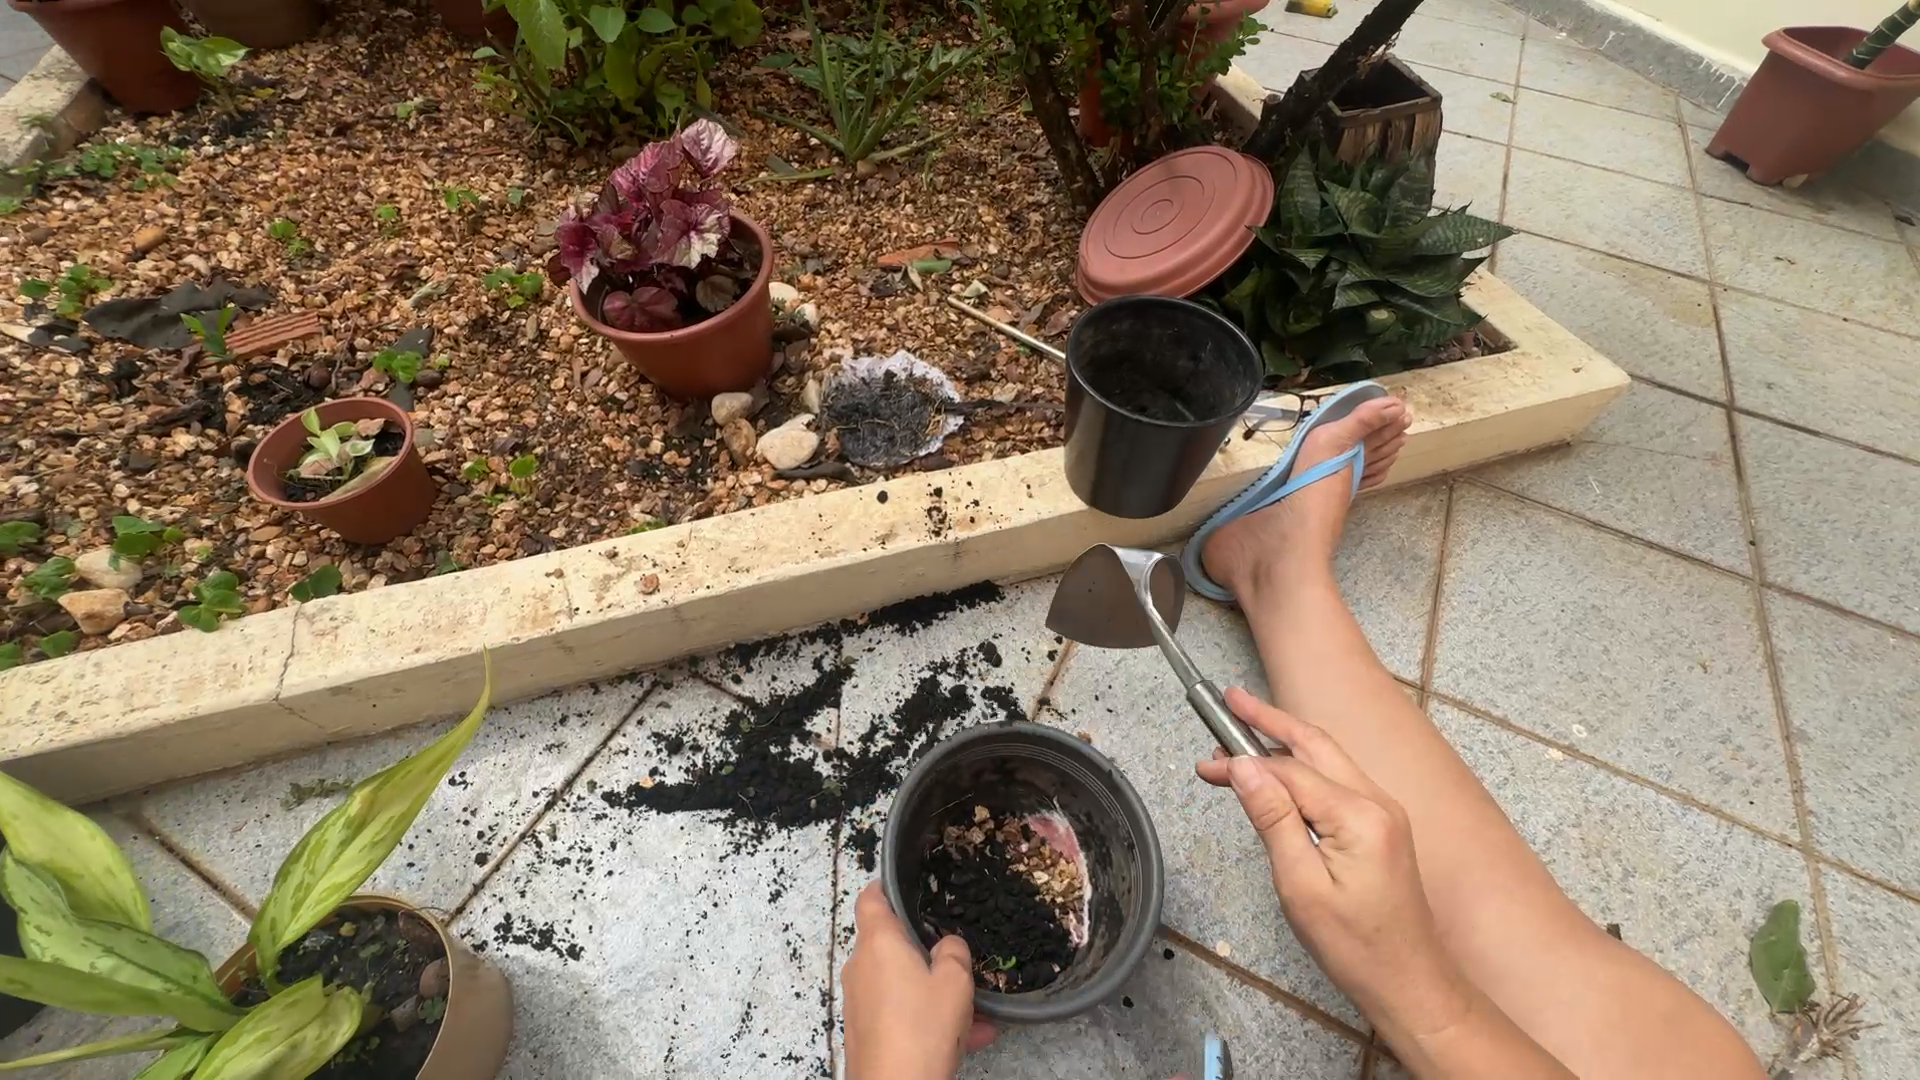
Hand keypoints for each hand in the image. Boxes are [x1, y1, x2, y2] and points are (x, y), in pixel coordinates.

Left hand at [842, 881, 997, 1079]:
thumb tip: (946, 945)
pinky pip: (899, 1012)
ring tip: (975, 1014)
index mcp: (878, 942)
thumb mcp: (955, 982)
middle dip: (926, 952)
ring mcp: (859, 1001)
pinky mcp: (864, 1032)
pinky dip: (926, 1018)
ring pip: (901, 983)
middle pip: (891, 944)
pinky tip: (967, 1038)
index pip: (870, 897)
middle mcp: (861, 966)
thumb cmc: (921, 1028)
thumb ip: (954, 951)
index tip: (907, 887)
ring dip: (933, 992)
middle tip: (956, 962)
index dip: (886, 887)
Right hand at [1196, 688, 1470, 1037]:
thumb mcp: (1301, 885)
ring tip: (1241, 729)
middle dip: (1269, 718)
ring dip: (1282, 739)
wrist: (1414, 988)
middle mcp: (1376, 801)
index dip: (1243, 760)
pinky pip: (1333, 779)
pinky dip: (1298, 765)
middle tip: (1231, 699)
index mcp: (1359, 815)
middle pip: (1313, 743)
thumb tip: (1242, 766)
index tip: (1206, 765)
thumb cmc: (1356, 947)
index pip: (1288, 769)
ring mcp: (1382, 811)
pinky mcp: (1379, 825)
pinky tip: (1274, 771)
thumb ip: (1273, 818)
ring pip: (1325, 756)